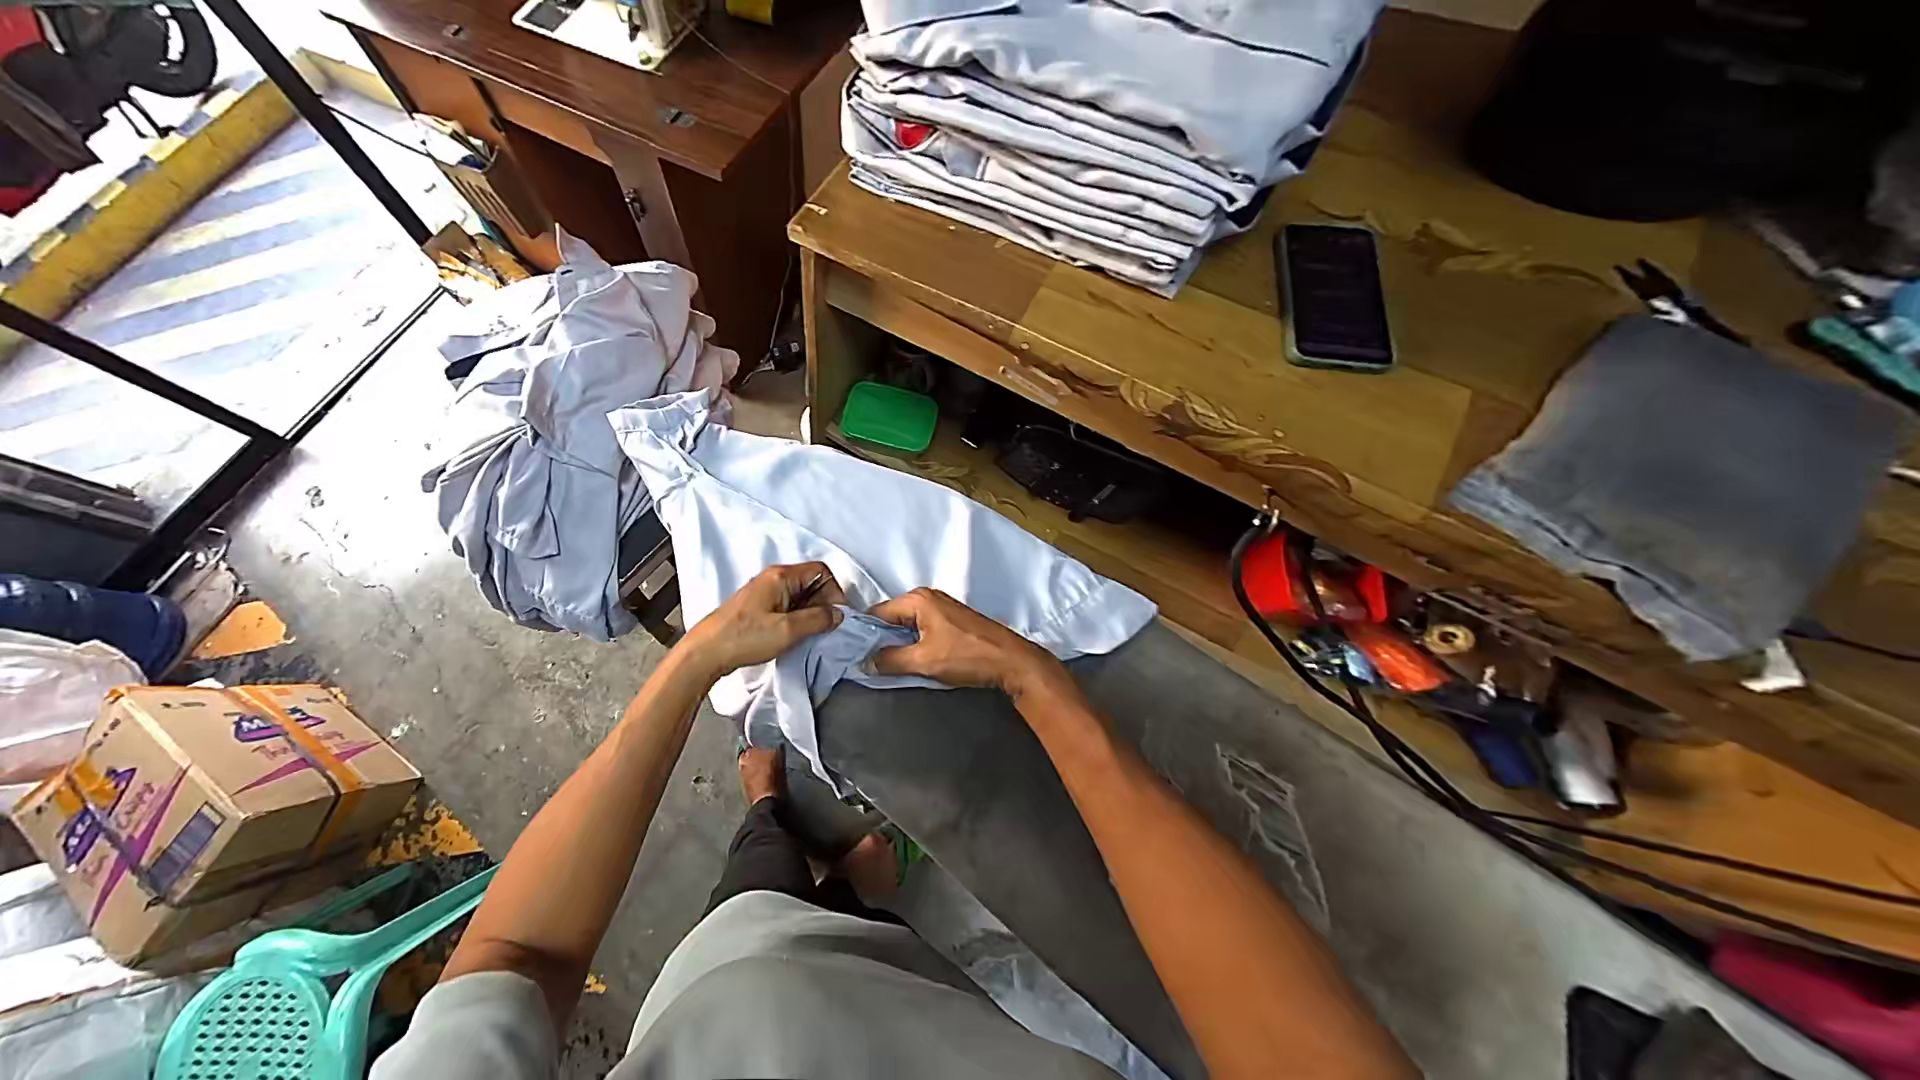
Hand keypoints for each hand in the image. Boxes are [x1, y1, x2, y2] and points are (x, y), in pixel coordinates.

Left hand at [680, 562, 844, 678]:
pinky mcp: (758, 608)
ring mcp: (764, 593)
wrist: (705, 654)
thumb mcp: (788, 630)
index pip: (821, 571)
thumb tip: (838, 614)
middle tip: (827, 626)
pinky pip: (788, 607)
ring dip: (811, 613)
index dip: (835, 591)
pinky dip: (798, 618)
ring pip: (801, 596)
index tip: (838, 614)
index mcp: (780, 576)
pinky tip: (796, 635)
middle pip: (812, 582)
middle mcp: (772, 579)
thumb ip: (818, 619)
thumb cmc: (742, 638)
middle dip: (824, 603)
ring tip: (811, 634)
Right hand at [868, 588, 1071, 699]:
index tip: (854, 655)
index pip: (876, 614)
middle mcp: (927, 597)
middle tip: (869, 664)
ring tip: (888, 666)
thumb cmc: (969, 656)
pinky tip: (911, 662)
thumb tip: (865, 662)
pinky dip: (913, 644)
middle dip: (881, 640)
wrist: (1011, 662)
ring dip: (898, 645)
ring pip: (906, 626)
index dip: (864, 635)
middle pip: (890, 618)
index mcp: (918, 599)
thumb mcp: (924, 661)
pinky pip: (921, 630)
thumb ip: (889, 660)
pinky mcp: (950, 622)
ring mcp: (941, 608)